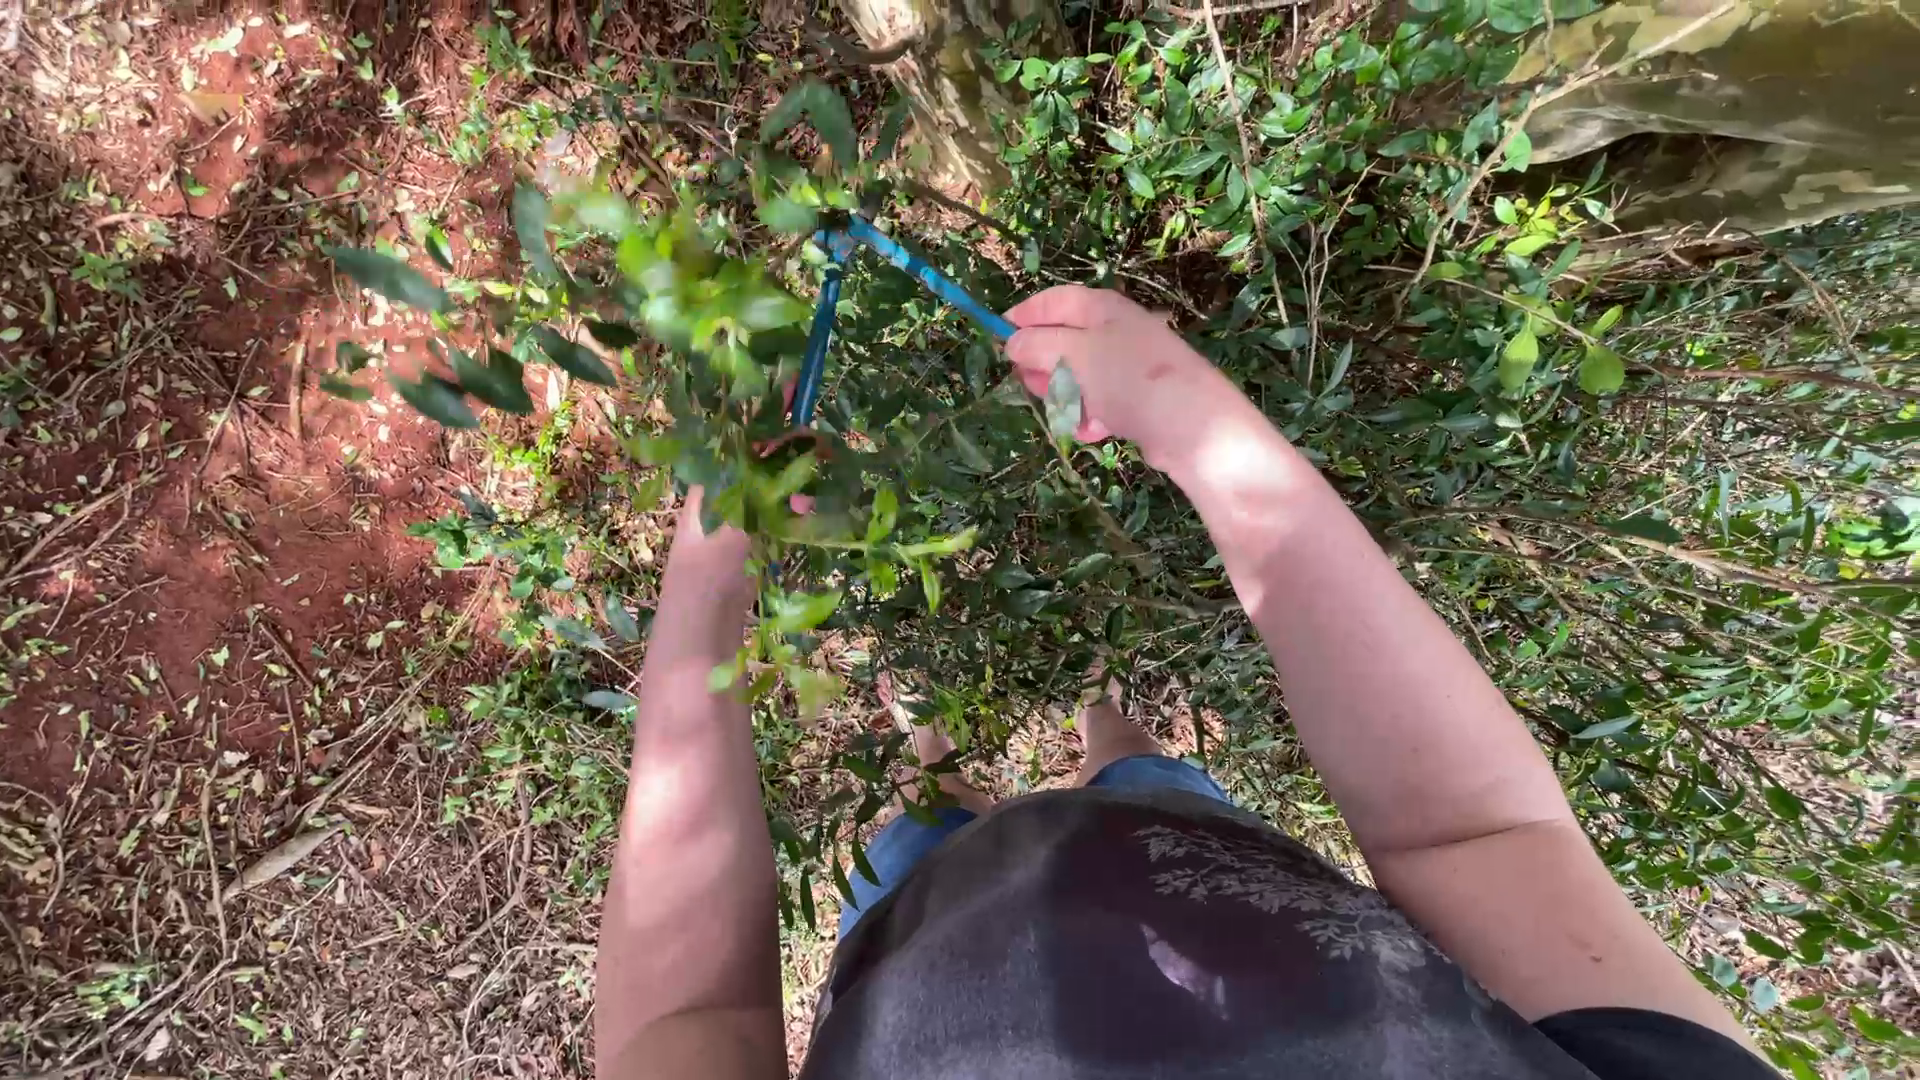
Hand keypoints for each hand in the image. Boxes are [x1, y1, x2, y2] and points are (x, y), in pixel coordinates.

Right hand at [1002, 286, 1241, 470]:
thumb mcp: (1073, 355)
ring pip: (1072, 379)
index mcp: (1099, 309)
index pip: (1051, 301)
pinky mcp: (1131, 399)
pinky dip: (1089, 417)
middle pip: (1058, 344)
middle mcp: (1112, 332)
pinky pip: (1094, 403)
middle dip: (1044, 369)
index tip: (999, 338)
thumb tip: (1012, 342)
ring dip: (1066, 399)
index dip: (1023, 317)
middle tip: (1041, 386)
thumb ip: (1036, 346)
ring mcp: (1123, 367)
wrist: (1191, 425)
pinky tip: (1098, 428)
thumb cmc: (1128, 378)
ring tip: (1078, 413)